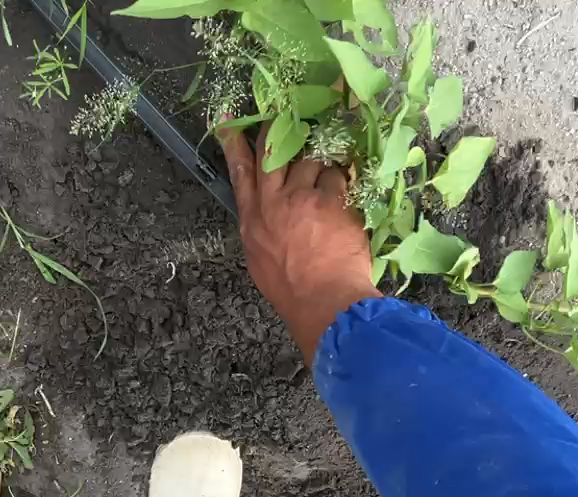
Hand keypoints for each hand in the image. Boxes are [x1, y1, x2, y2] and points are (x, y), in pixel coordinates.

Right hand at [220, 123, 380, 362]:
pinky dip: (345, 186)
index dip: (234, 144)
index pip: (240, 173)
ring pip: (314, 161)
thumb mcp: (262, 262)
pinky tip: (347, 204)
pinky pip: (341, 177)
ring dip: (323, 167)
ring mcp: (305, 197)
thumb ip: (262, 230)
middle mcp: (274, 202)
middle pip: (274, 149)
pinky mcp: (334, 199)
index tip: (230, 120)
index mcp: (253, 221)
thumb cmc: (293, 292)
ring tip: (331, 189)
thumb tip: (269, 214)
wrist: (324, 302)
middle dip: (282, 127)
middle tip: (292, 113)